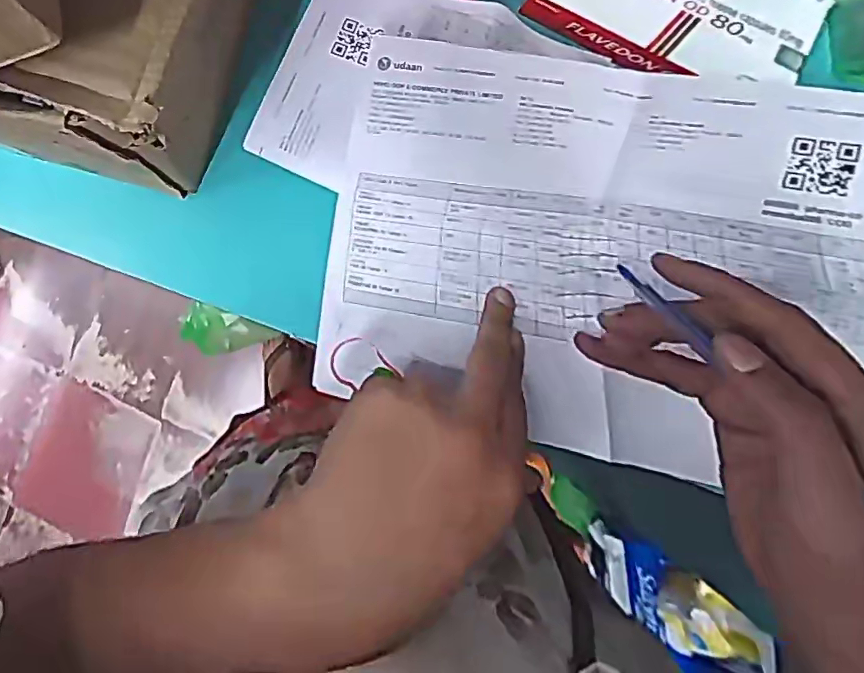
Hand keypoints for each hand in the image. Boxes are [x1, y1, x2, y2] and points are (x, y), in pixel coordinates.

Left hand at [256, 287, 529, 666]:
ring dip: (414, 400)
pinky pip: (388, 389)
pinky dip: (380, 407)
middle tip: (499, 303)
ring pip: (425, 382)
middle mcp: (472, 432)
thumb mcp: (475, 523)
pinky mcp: (384, 392)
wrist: (343, 559)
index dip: (516, 370)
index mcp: (503, 475)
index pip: (520, 407)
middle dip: (498, 330)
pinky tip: (366, 441)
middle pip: (491, 368)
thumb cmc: (410, 560)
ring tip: (387, 447)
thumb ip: (487, 467)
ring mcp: (426, 406)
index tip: (514, 340)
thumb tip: (482, 426)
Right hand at [575, 255, 863, 672]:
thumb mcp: (827, 497)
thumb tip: (731, 344)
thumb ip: (789, 414)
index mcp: (858, 411)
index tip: (669, 270)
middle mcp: (817, 399)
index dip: (728, 293)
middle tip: (616, 318)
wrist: (841, 634)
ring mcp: (780, 413)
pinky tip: (618, 359)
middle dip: (675, 322)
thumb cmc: (851, 575)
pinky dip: (656, 369)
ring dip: (656, 343)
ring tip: (603, 334)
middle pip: (739, 340)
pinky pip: (696, 384)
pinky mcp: (747, 428)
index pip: (787, 332)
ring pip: (710, 359)